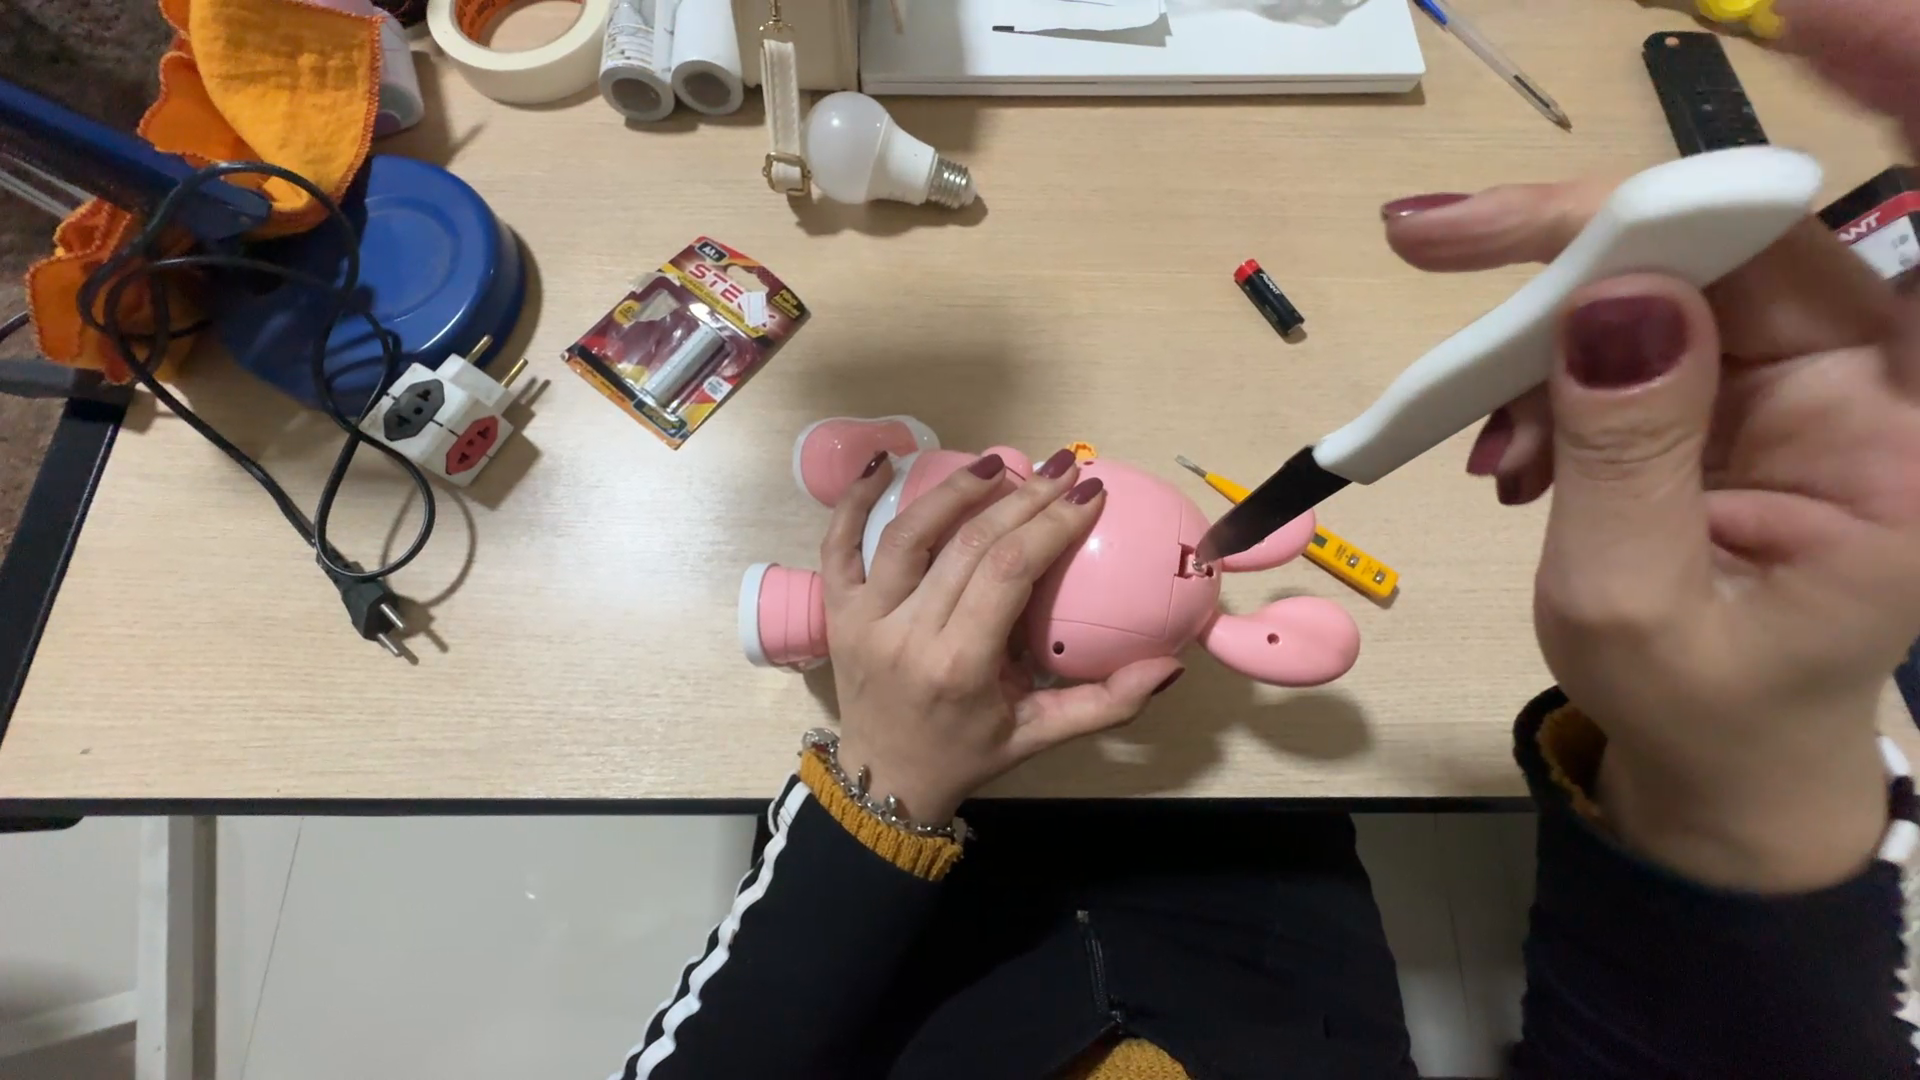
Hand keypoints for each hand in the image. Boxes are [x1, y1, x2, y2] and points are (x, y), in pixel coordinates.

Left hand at [820, 450, 1183, 822]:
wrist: (882, 782)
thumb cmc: (965, 755)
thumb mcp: (1037, 737)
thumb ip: (1105, 705)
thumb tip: (1170, 665)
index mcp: (960, 666)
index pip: (1011, 572)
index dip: (1054, 524)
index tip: (1090, 492)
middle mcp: (906, 634)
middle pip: (970, 545)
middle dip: (1023, 498)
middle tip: (1061, 468)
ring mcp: (863, 618)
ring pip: (908, 535)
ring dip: (954, 490)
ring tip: (997, 464)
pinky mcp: (836, 611)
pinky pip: (837, 545)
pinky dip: (854, 499)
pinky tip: (882, 460)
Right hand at [1379, 0, 1919, 889]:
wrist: (1708, 748)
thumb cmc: (1689, 699)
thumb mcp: (1628, 593)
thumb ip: (1624, 452)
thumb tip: (1605, 301)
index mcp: (1913, 431)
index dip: (1899, 87)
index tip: (1800, 20)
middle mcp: (1868, 379)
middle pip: (1732, 243)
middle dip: (1575, 239)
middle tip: (1427, 235)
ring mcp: (1785, 385)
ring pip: (1651, 294)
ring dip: (1533, 351)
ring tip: (1483, 454)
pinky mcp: (1716, 399)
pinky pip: (1617, 347)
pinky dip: (1537, 387)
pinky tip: (1506, 456)